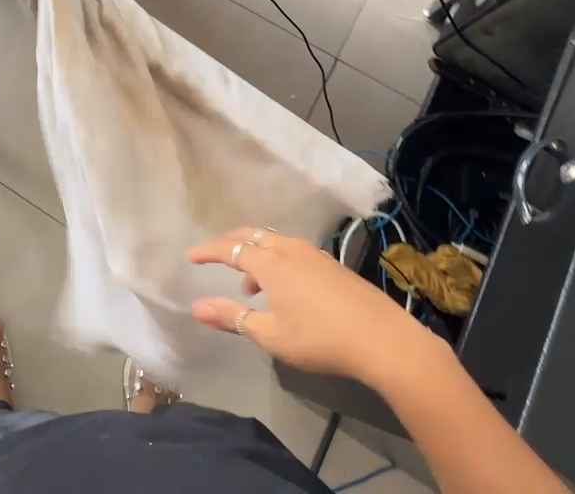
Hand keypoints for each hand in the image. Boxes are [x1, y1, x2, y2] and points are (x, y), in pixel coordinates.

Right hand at [188, 226, 446, 389]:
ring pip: (274, 242)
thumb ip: (232, 317)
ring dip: (255, 255)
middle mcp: (289, 249)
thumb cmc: (320, 339)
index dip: (208, 252)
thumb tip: (196, 306)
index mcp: (270, 263)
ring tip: (249, 287)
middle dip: (229, 243)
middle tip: (214, 256)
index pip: (230, 248)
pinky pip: (292, 251)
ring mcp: (314, 254)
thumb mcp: (271, 335)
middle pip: (252, 235)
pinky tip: (283, 290)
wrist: (384, 340)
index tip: (190, 256)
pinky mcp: (332, 265)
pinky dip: (276, 261)